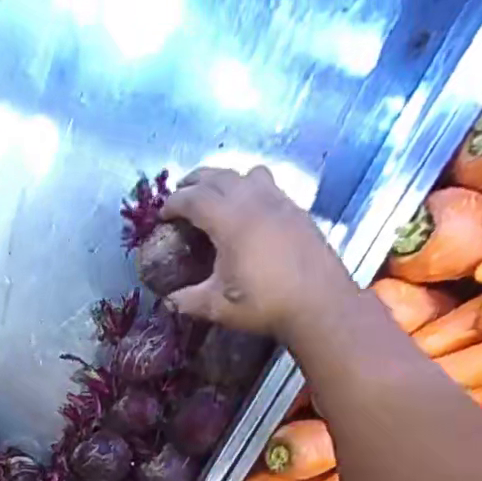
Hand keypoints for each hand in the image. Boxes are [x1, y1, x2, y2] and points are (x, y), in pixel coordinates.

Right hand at [162, 166, 354, 342]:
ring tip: (214, 193)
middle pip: (218, 176)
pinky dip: (248, 186)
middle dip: (194, 182)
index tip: (162, 214)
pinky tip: (247, 208)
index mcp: (230, 221)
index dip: (174, 203)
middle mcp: (254, 201)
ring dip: (224, 178)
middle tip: (180, 194)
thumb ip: (188, 300)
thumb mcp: (218, 307)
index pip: (194, 199)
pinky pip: (267, 184)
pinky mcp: (296, 209)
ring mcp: (278, 201)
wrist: (319, 303)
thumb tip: (169, 300)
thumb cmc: (265, 304)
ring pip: (246, 173)